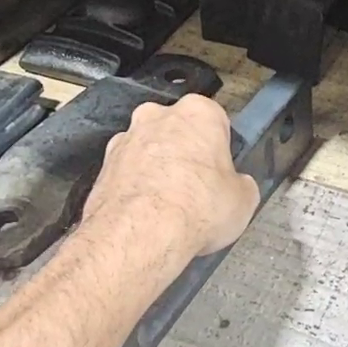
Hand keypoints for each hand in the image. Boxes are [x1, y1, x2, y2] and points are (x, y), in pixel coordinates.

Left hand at [83, 94, 258, 257]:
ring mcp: (125, 139)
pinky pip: (127, 174)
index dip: (220, 149)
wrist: (139, 234)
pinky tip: (147, 215)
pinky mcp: (102, 167)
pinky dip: (136, 189)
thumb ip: (241, 184)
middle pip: (177, 131)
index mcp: (198, 112)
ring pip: (149, 150)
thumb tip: (236, 187)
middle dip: (185, 153)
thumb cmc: (198, 207)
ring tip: (170, 207)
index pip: (216, 121)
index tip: (222, 171)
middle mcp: (157, 116)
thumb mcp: (245, 199)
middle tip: (198, 188)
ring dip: (158, 170)